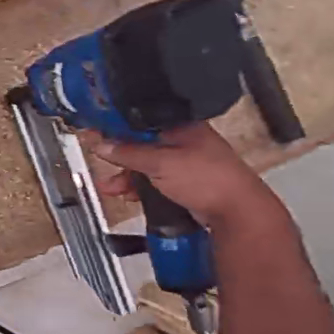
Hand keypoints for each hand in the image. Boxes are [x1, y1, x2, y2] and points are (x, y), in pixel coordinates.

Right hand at [83, 123, 282, 231]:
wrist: (236, 212)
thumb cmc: (206, 178)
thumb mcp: (160, 163)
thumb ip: (129, 153)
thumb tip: (102, 145)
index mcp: (182, 127)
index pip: (142, 121)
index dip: (119, 127)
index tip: (98, 134)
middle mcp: (184, 142)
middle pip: (142, 145)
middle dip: (120, 159)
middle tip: (102, 165)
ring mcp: (186, 164)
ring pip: (148, 166)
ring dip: (128, 177)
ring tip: (111, 189)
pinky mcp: (186, 185)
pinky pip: (156, 182)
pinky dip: (141, 188)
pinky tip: (129, 196)